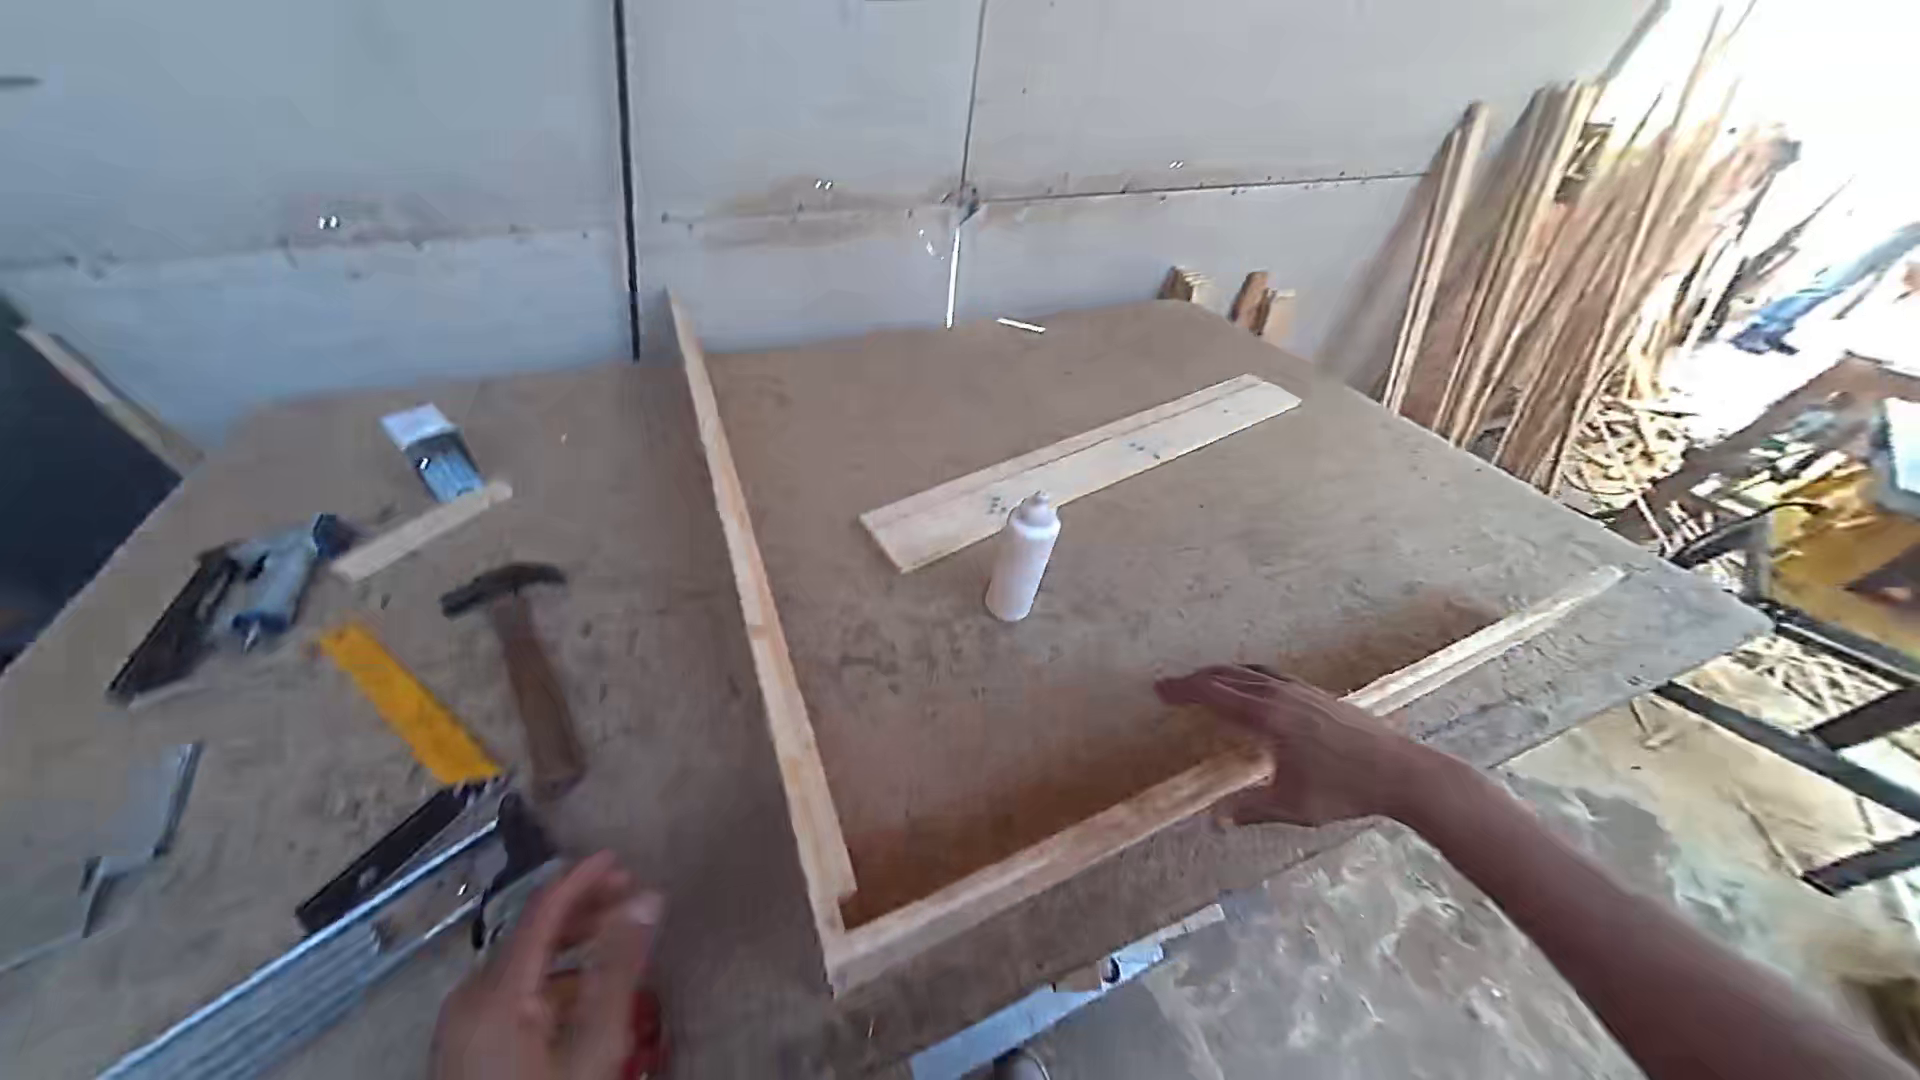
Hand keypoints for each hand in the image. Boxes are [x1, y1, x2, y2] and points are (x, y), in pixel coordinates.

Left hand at [431, 851, 663, 1079]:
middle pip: (533, 930)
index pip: (542, 911)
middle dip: (586, 907)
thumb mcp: (596, 1043)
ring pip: (526, 957)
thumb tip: (648, 898)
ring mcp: (462, 1025)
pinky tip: (589, 985)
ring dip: (575, 938)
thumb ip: (621, 966)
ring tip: (619, 935)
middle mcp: (469, 1000)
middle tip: (632, 895)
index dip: (582, 878)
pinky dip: (556, 971)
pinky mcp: (468, 1044)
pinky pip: (516, 986)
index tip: (619, 857)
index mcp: (494, 995)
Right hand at [1155, 665, 1440, 825]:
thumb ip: (1250, 809)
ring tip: (1203, 682)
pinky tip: (1250, 688)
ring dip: (1219, 673)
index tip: (1160, 689)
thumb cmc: (1346, 790)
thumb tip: (1212, 823)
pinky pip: (1268, 675)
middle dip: (1194, 679)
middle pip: (1225, 675)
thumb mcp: (1293, 805)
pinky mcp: (1316, 692)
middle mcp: (1278, 694)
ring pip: (1248, 671)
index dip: (1183, 689)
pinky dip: (1245, 675)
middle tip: (1171, 686)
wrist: (1405, 772)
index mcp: (1266, 716)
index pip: (1212, 693)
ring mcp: (1299, 689)